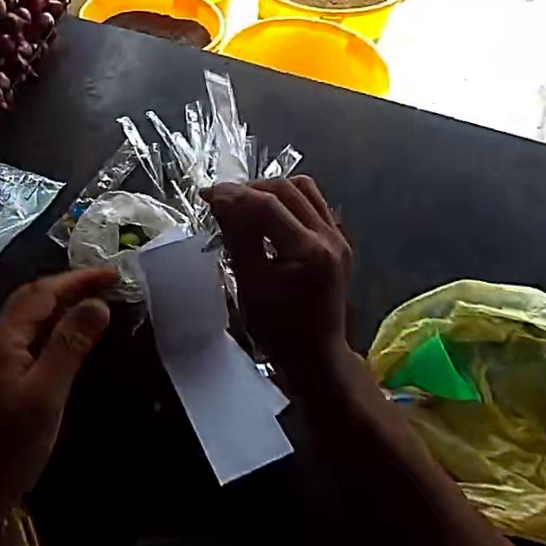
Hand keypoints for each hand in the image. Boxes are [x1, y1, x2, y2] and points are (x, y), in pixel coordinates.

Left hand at [0, 267, 118, 511]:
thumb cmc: (10, 446)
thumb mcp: (47, 394)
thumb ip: (70, 345)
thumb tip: (97, 303)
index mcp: (0, 336)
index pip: (43, 292)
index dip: (78, 279)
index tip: (113, 272)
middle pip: (32, 298)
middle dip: (69, 286)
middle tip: (107, 282)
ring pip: (27, 316)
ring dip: (60, 305)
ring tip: (94, 300)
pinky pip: (24, 335)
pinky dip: (50, 327)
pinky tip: (67, 335)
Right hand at [203, 177, 354, 380]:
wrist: (316, 357)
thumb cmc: (278, 328)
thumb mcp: (250, 283)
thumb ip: (238, 236)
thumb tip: (219, 200)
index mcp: (308, 251)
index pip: (267, 204)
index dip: (233, 194)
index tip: (206, 194)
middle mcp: (330, 237)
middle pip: (288, 189)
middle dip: (251, 188)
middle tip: (222, 200)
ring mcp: (339, 238)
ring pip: (304, 190)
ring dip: (272, 190)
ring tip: (245, 204)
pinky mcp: (339, 243)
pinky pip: (314, 205)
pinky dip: (289, 202)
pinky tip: (269, 216)